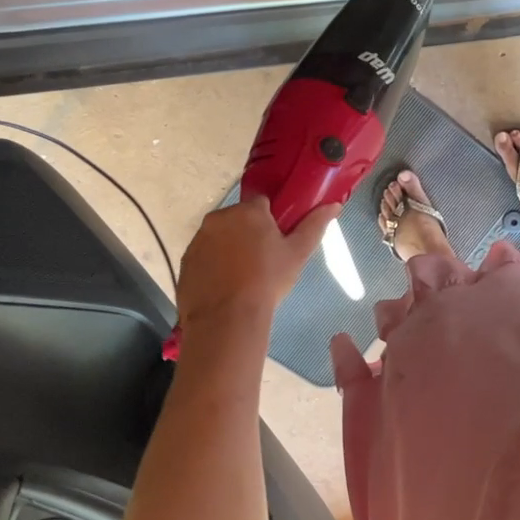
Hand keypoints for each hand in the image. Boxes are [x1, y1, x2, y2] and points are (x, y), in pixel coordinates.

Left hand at [176, 197, 340, 339]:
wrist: (226, 318)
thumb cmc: (268, 281)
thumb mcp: (298, 254)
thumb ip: (315, 225)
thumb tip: (334, 204)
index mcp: (248, 211)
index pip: (262, 202)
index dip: (271, 218)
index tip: (277, 237)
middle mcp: (219, 218)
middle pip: (239, 218)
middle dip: (249, 232)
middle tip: (264, 259)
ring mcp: (198, 239)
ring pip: (220, 236)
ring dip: (230, 247)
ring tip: (243, 276)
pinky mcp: (185, 260)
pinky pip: (205, 255)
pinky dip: (214, 264)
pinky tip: (226, 284)